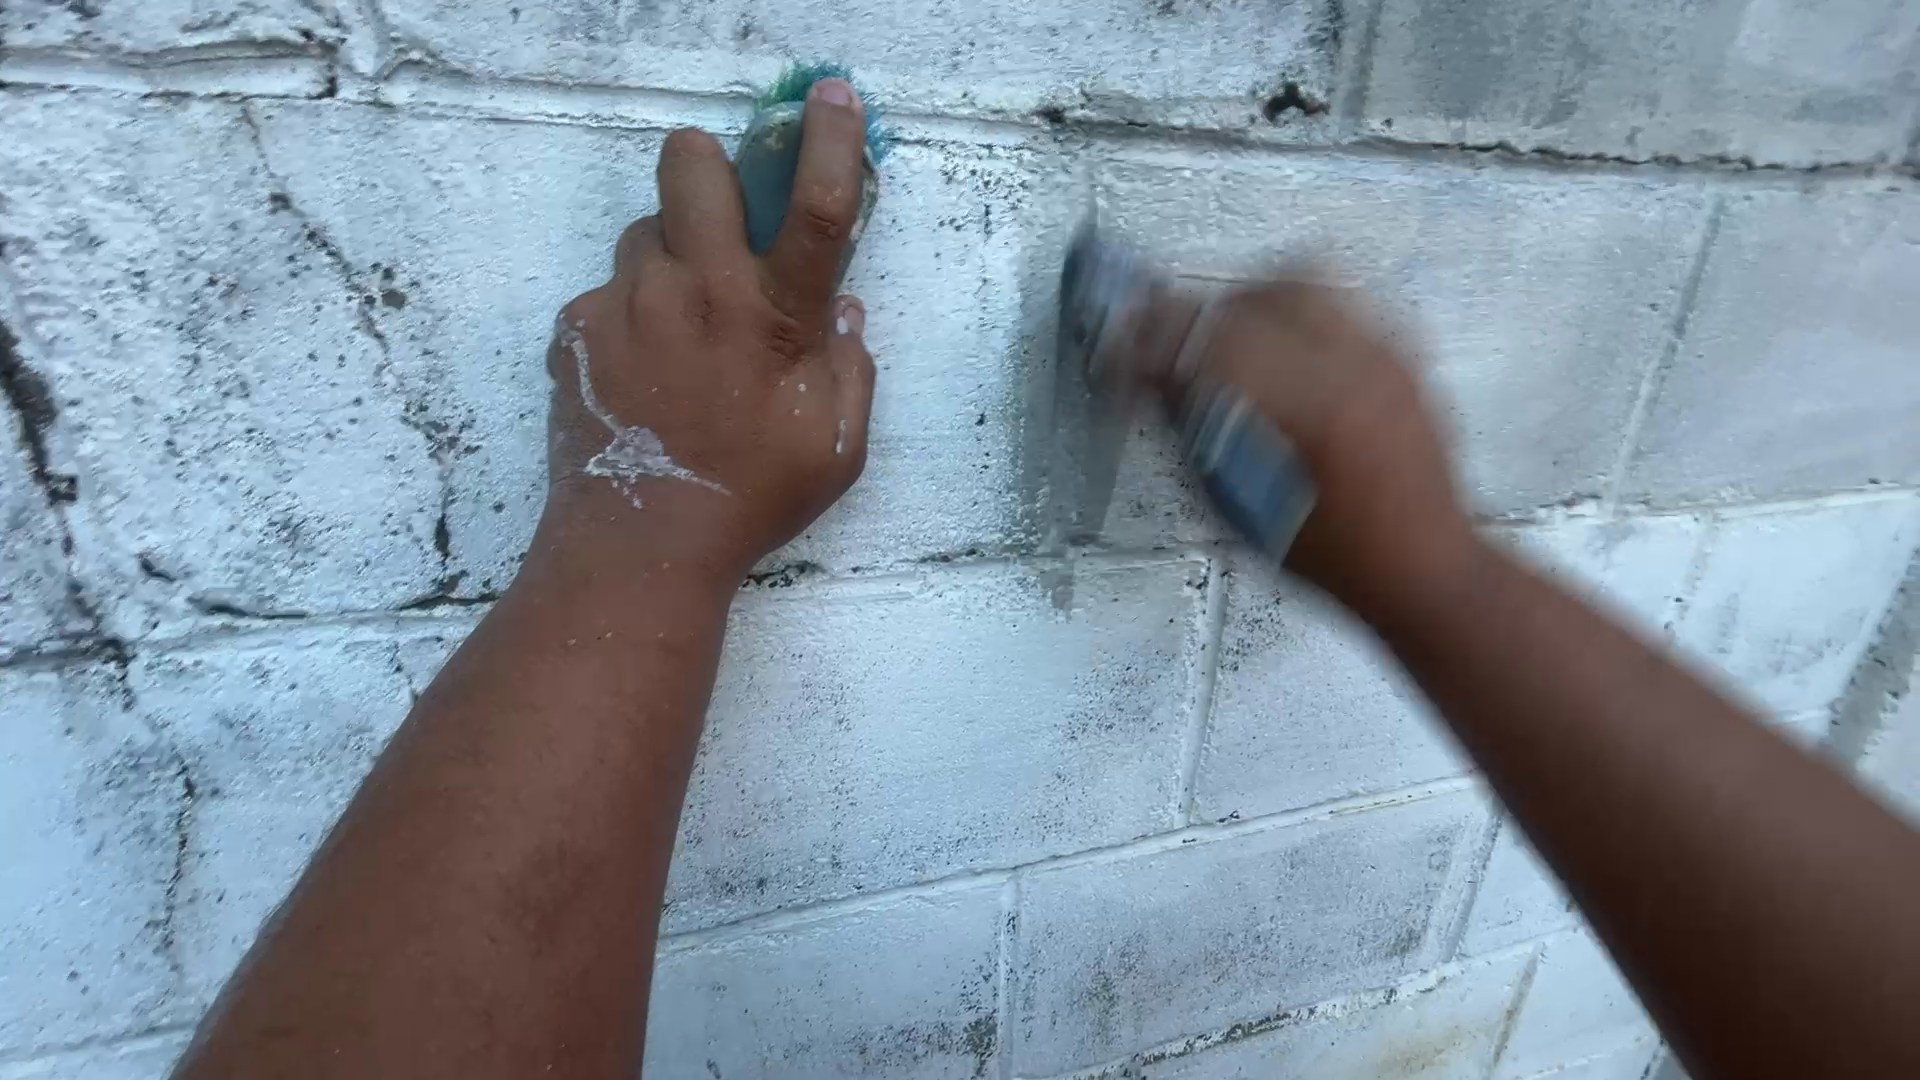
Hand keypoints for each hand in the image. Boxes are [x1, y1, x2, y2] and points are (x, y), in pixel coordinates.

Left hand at [541, 79, 875, 584]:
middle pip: (687, 163)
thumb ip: (851, 371)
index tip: (833, 99)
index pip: (815, 212)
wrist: (643, 542)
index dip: (830, 146)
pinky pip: (607, 294)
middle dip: (710, 174)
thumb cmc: (754, 499)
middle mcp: (694, 290)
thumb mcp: (836, 449)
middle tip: (721, 232)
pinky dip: (632, 318)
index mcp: (771, 320)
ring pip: (643, 233)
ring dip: (671, 261)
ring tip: (680, 330)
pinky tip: (641, 375)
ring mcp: (624, 304)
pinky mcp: (574, 330)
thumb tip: (843, 312)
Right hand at [1135, 279, 1478, 617]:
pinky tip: (1279, 352)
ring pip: (1303, 278)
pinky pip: (1338, 301)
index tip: (1121, 344)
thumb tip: (1155, 380)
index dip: (1153, 335)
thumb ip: (1196, 434)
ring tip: (1226, 339)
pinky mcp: (1402, 355)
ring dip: (1247, 302)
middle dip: (1198, 312)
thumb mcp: (1241, 506)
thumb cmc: (1328, 554)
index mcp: (1309, 411)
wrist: (1422, 565)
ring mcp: (1386, 355)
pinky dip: (1292, 313)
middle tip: (1172, 345)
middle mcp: (1354, 367)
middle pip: (1255, 294)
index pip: (1211, 341)